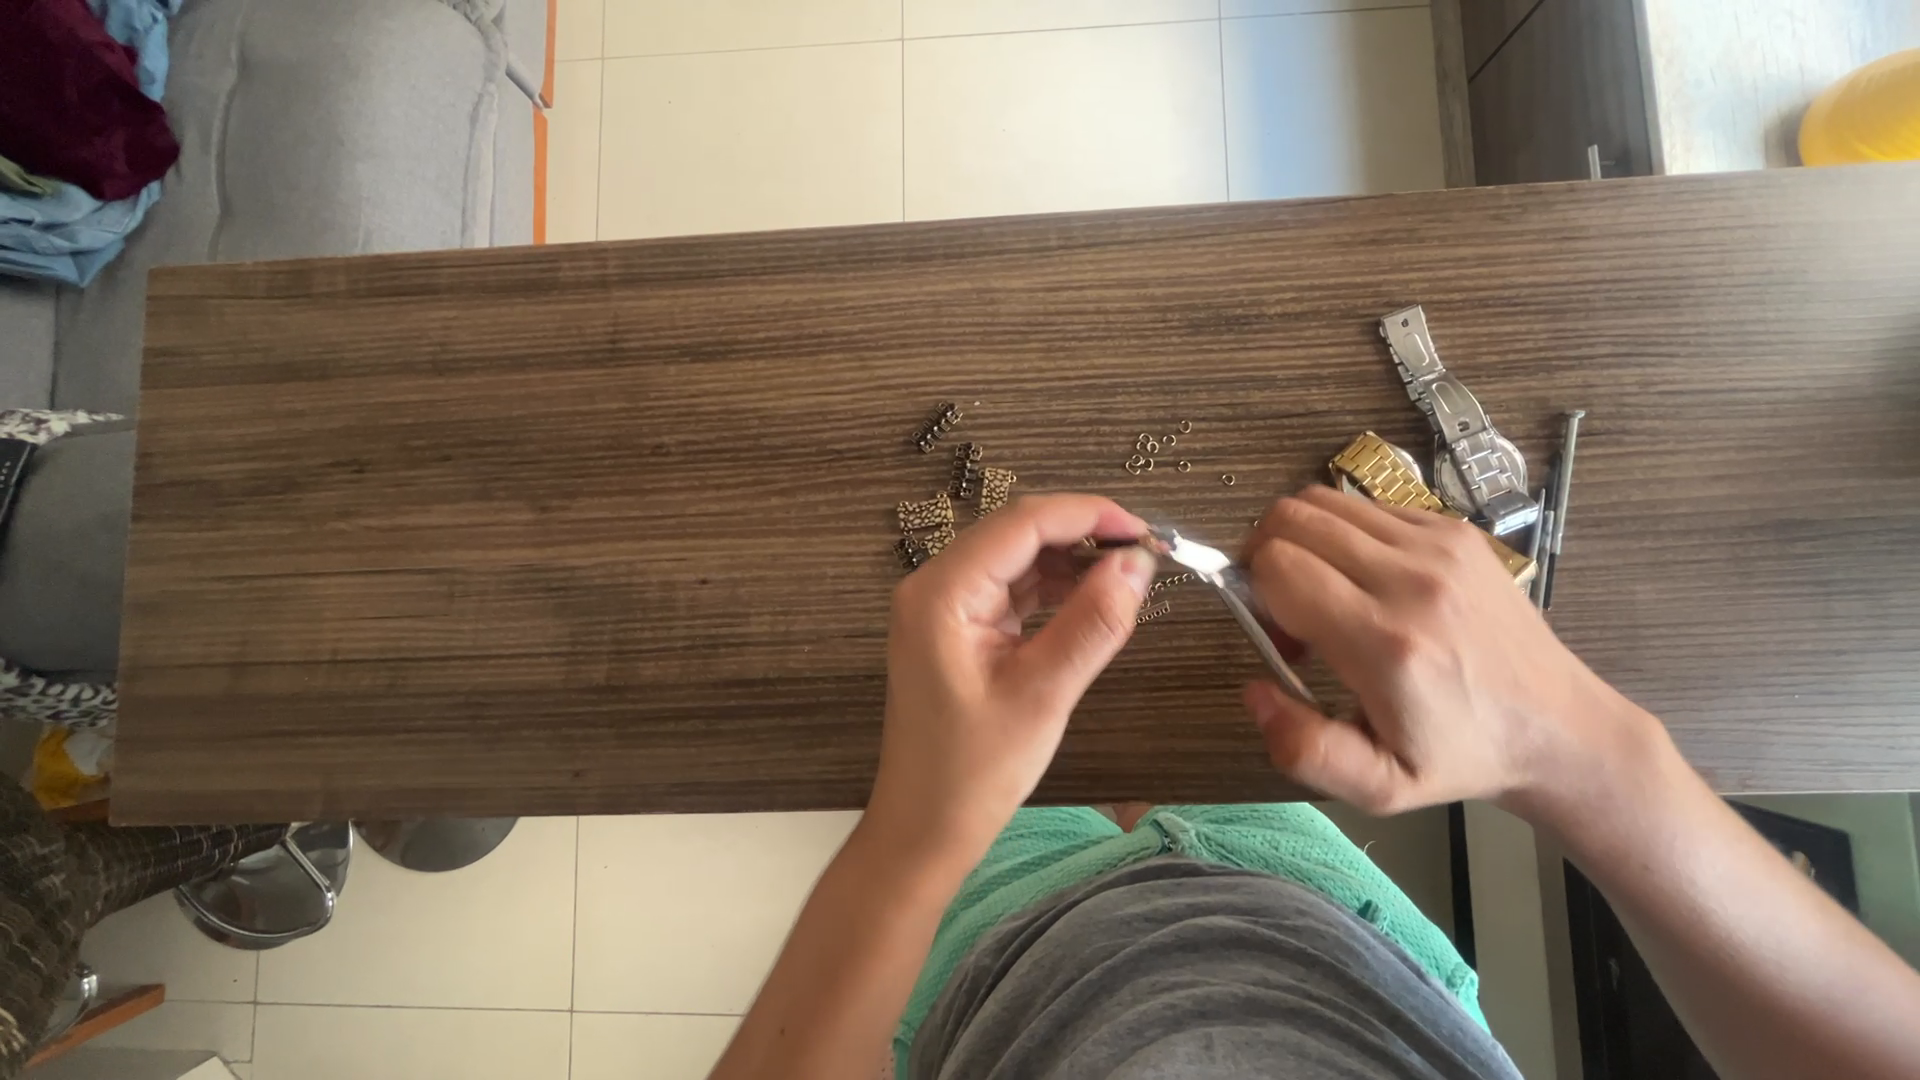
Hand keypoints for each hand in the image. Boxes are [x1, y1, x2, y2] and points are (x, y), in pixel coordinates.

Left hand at [866, 494, 1156, 864]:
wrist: (925, 827)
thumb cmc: (974, 771)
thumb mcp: (1042, 695)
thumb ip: (1091, 623)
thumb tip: (1138, 563)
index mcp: (941, 592)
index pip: (1021, 523)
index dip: (1087, 515)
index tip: (1146, 531)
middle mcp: (935, 585)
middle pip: (1016, 533)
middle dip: (1081, 534)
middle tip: (1144, 554)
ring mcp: (944, 606)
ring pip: (1016, 558)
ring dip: (1069, 561)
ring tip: (1126, 576)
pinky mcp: (958, 627)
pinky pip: (1010, 590)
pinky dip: (1051, 589)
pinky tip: (1090, 598)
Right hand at [1240, 485, 1647, 815]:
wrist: (1560, 728)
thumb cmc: (1459, 757)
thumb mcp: (1378, 787)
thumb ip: (1303, 749)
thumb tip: (1254, 691)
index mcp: (1386, 643)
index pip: (1278, 567)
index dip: (1255, 596)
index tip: (1280, 636)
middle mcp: (1412, 579)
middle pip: (1290, 520)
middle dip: (1264, 558)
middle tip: (1287, 607)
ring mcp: (1439, 545)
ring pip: (1320, 502)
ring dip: (1298, 540)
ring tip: (1321, 588)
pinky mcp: (1455, 530)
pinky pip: (1362, 505)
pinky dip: (1339, 533)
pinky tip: (1360, 577)